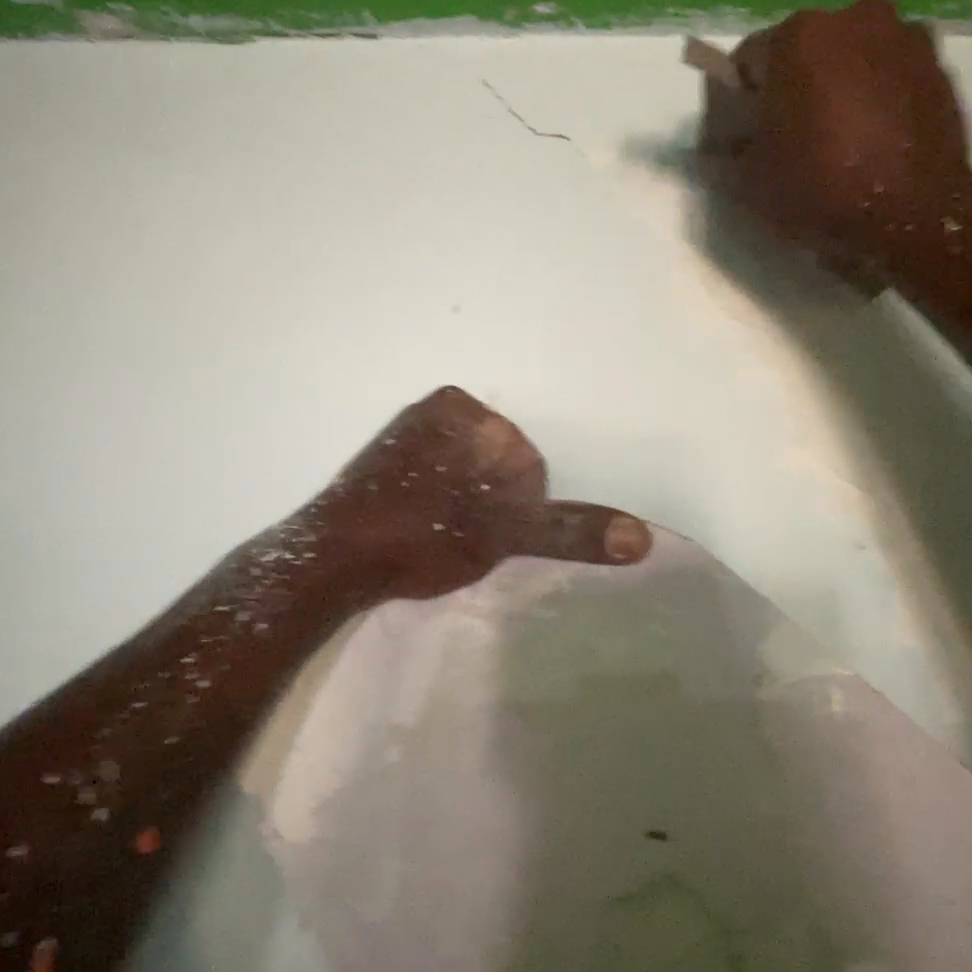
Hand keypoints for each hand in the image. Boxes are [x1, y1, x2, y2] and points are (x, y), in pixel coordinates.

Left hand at [305, 386, 650, 601]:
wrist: (329, 563)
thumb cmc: (416, 538)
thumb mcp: (500, 532)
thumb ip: (568, 530)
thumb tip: (642, 537)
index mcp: (461, 409)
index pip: (527, 464)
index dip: (515, 510)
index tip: (478, 533)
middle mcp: (434, 410)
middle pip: (501, 467)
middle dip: (492, 505)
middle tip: (456, 537)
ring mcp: (407, 434)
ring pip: (472, 478)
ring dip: (468, 509)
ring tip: (434, 538)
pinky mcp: (387, 461)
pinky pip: (440, 481)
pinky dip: (442, 506)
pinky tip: (419, 531)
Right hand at [699, 0, 971, 245]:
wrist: (913, 215)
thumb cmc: (820, 189)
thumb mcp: (749, 181)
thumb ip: (727, 153)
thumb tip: (720, 146)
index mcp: (797, 36)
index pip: (746, 62)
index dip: (736, 103)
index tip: (738, 138)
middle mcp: (852, 17)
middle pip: (803, 52)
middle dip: (790, 87)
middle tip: (786, 137)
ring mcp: (903, 35)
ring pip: (849, 58)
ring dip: (836, 87)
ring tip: (834, 138)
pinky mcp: (938, 63)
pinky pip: (888, 74)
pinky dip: (875, 95)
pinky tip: (870, 138)